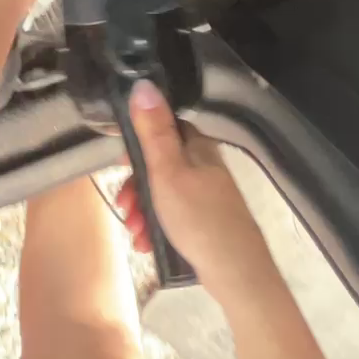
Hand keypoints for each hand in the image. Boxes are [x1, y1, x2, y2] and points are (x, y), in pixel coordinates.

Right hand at [115, 80, 277, 294]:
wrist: (238, 275)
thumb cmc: (199, 218)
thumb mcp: (167, 171)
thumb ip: (152, 130)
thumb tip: (143, 83)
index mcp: (198, 147)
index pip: (163, 128)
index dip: (139, 142)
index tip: (120, 163)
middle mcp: (204, 166)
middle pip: (159, 163)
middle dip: (135, 186)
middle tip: (123, 207)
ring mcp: (207, 195)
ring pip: (163, 192)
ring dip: (142, 210)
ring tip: (135, 233)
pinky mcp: (206, 221)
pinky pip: (172, 215)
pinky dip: (156, 226)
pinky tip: (147, 244)